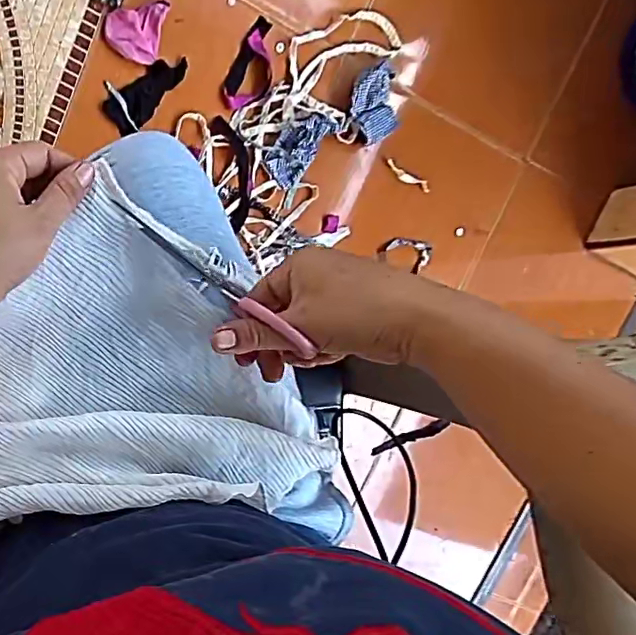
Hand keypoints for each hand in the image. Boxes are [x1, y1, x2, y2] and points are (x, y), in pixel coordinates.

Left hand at [0, 143, 95, 314]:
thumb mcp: (42, 224)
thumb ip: (65, 193)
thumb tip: (85, 171)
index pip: (41, 151)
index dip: (67, 167)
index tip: (85, 186)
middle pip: (25, 164)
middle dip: (51, 183)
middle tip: (71, 207)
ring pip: (12, 183)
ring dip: (36, 198)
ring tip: (51, 222)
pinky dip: (18, 208)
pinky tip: (29, 230)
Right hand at [210, 247, 452, 380]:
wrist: (418, 321)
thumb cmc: (359, 312)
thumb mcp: (298, 327)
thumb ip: (255, 335)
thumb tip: (217, 339)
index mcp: (296, 265)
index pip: (256, 301)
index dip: (249, 332)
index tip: (248, 358)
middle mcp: (315, 272)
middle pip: (278, 315)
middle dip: (278, 345)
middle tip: (278, 369)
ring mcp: (336, 289)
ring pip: (301, 327)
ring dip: (303, 348)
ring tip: (318, 355)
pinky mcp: (354, 307)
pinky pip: (323, 329)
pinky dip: (323, 345)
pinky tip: (334, 352)